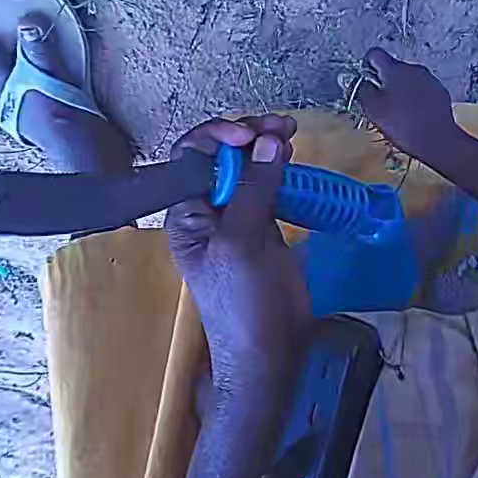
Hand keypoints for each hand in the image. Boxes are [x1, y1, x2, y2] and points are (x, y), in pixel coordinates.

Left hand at [165, 115, 309, 409]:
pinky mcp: (263, 221)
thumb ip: (253, 190)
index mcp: (187, 212)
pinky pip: (267, 183)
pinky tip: (291, 153)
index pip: (191, 157)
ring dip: (265, 144)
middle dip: (246, 135)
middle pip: (220, 156)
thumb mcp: (242, 244)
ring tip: (288, 132)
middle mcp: (208, 207)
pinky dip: (279, 166)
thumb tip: (267, 141)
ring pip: (246, 166)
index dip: (216, 139)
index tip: (247, 137)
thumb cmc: (244, 303)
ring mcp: (237, 213)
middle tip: (279, 126)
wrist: (270, 352)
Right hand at [356, 48, 465, 160]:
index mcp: (395, 69)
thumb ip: (362, 89)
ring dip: (400, 90)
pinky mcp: (440, 93)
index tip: (364, 80)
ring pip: (407, 79)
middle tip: (379, 102)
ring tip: (396, 112)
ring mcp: (429, 80)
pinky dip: (414, 98)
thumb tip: (362, 83)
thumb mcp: (372, 108)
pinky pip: (421, 90)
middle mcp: (414, 69)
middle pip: (392, 68)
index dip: (365, 66)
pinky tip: (411, 115)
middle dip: (383, 82)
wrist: (437, 140)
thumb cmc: (403, 123)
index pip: (374, 54)